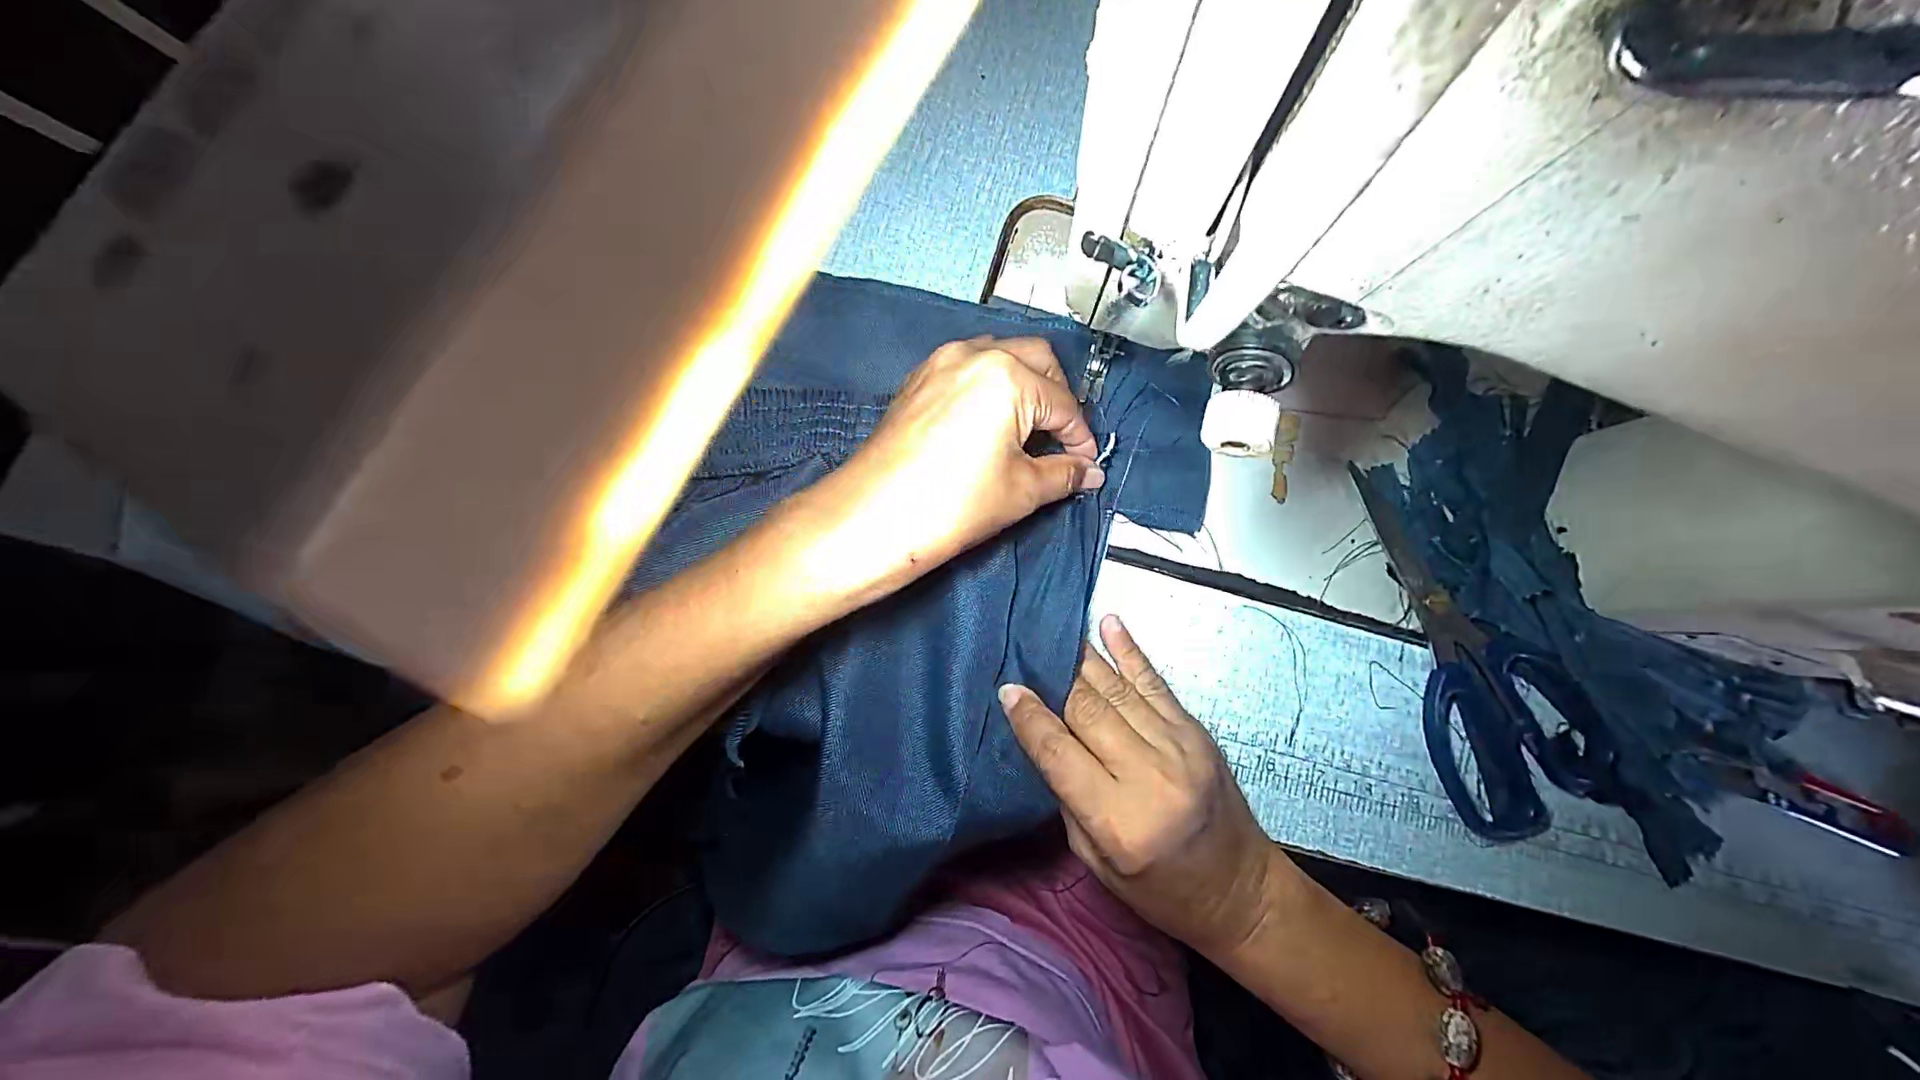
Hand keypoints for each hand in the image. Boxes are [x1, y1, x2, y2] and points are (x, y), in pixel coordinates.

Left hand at [797, 336, 1103, 595]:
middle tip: (1064, 441)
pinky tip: (992, 425)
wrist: (873, 519)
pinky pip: (967, 371)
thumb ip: (1063, 474)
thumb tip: (1086, 471)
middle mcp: (972, 357)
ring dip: (1024, 386)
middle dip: (1058, 398)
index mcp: (1006, 376)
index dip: (1080, 437)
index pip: (1063, 403)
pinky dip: (990, 389)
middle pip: (1037, 361)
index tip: (1085, 461)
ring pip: (1000, 358)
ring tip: (1030, 432)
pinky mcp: (917, 382)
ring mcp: (939, 365)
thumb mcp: (1021, 491)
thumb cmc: (944, 505)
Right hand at [1000, 615, 1288, 957]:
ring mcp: (1179, 747)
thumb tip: (1044, 736)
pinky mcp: (1197, 732)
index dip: (1029, 718)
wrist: (1240, 891)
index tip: (1007, 690)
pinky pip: (1155, 683)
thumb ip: (1069, 796)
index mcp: (1119, 820)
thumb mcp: (1096, 861)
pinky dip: (1129, 652)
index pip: (1060, 753)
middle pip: (1087, 711)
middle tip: (1026, 656)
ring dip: (1083, 660)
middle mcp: (1149, 776)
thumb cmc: (1161, 890)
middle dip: (1052, 681)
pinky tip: (1109, 625)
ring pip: (1117, 690)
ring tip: (1056, 635)